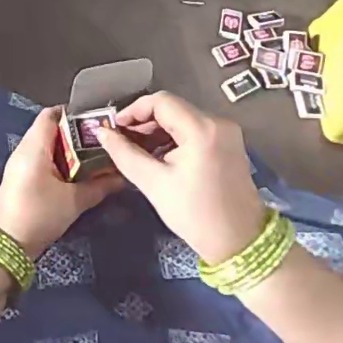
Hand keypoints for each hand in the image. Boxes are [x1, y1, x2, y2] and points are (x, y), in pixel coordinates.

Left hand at [0, 108, 122, 260]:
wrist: (6, 245)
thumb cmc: (39, 215)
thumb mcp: (74, 201)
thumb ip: (100, 186)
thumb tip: (124, 177)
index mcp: (34, 147)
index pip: (51, 114)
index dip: (74, 113)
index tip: (98, 121)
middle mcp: (24, 150)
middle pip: (51, 129)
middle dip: (77, 134)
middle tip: (103, 141)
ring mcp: (20, 165)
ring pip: (47, 146)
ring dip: (69, 150)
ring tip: (95, 157)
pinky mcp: (20, 179)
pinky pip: (42, 160)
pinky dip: (59, 162)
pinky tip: (78, 174)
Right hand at [95, 92, 266, 263]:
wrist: (239, 241)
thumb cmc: (195, 214)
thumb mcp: (154, 183)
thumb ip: (125, 154)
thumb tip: (103, 133)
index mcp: (202, 129)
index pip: (161, 101)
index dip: (133, 110)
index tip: (115, 128)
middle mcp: (218, 123)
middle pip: (173, 108)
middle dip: (144, 122)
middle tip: (121, 141)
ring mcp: (227, 132)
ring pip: (183, 118)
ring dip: (158, 130)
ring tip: (137, 150)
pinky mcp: (229, 143)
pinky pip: (195, 130)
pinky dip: (175, 138)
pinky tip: (159, 156)